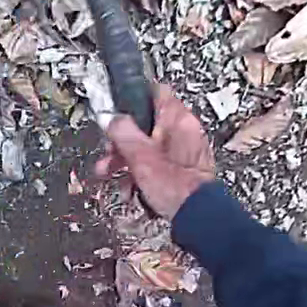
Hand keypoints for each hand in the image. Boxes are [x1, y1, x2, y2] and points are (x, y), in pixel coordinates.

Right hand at [94, 86, 216, 219]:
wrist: (196, 216)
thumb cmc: (176, 186)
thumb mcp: (139, 155)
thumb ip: (122, 132)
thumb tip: (110, 118)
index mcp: (177, 118)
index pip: (154, 91)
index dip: (131, 98)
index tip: (115, 109)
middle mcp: (185, 130)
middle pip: (146, 125)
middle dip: (122, 142)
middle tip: (109, 155)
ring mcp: (186, 150)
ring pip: (149, 146)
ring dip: (128, 161)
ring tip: (114, 176)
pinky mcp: (184, 169)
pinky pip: (158, 163)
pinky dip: (143, 173)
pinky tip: (132, 188)